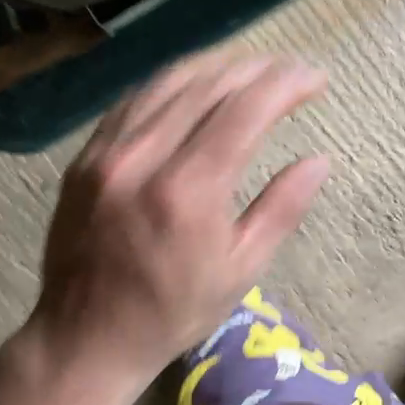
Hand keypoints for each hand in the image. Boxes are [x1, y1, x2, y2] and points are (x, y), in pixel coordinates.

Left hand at [25, 50, 329, 379]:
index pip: (244, 112)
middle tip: (292, 70)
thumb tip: (320, 161)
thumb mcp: (240, 272)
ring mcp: (107, 153)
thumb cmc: (175, 312)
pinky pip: (133, 102)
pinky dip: (171, 85)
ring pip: (165, 84)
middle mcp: (143, 158)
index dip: (285, 86)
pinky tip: (193, 86)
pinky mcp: (85, 157)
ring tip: (251, 68)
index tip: (316, 78)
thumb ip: (280, 210)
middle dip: (256, 70)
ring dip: (214, 67)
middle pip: (206, 87)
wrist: (88, 336)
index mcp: (188, 191)